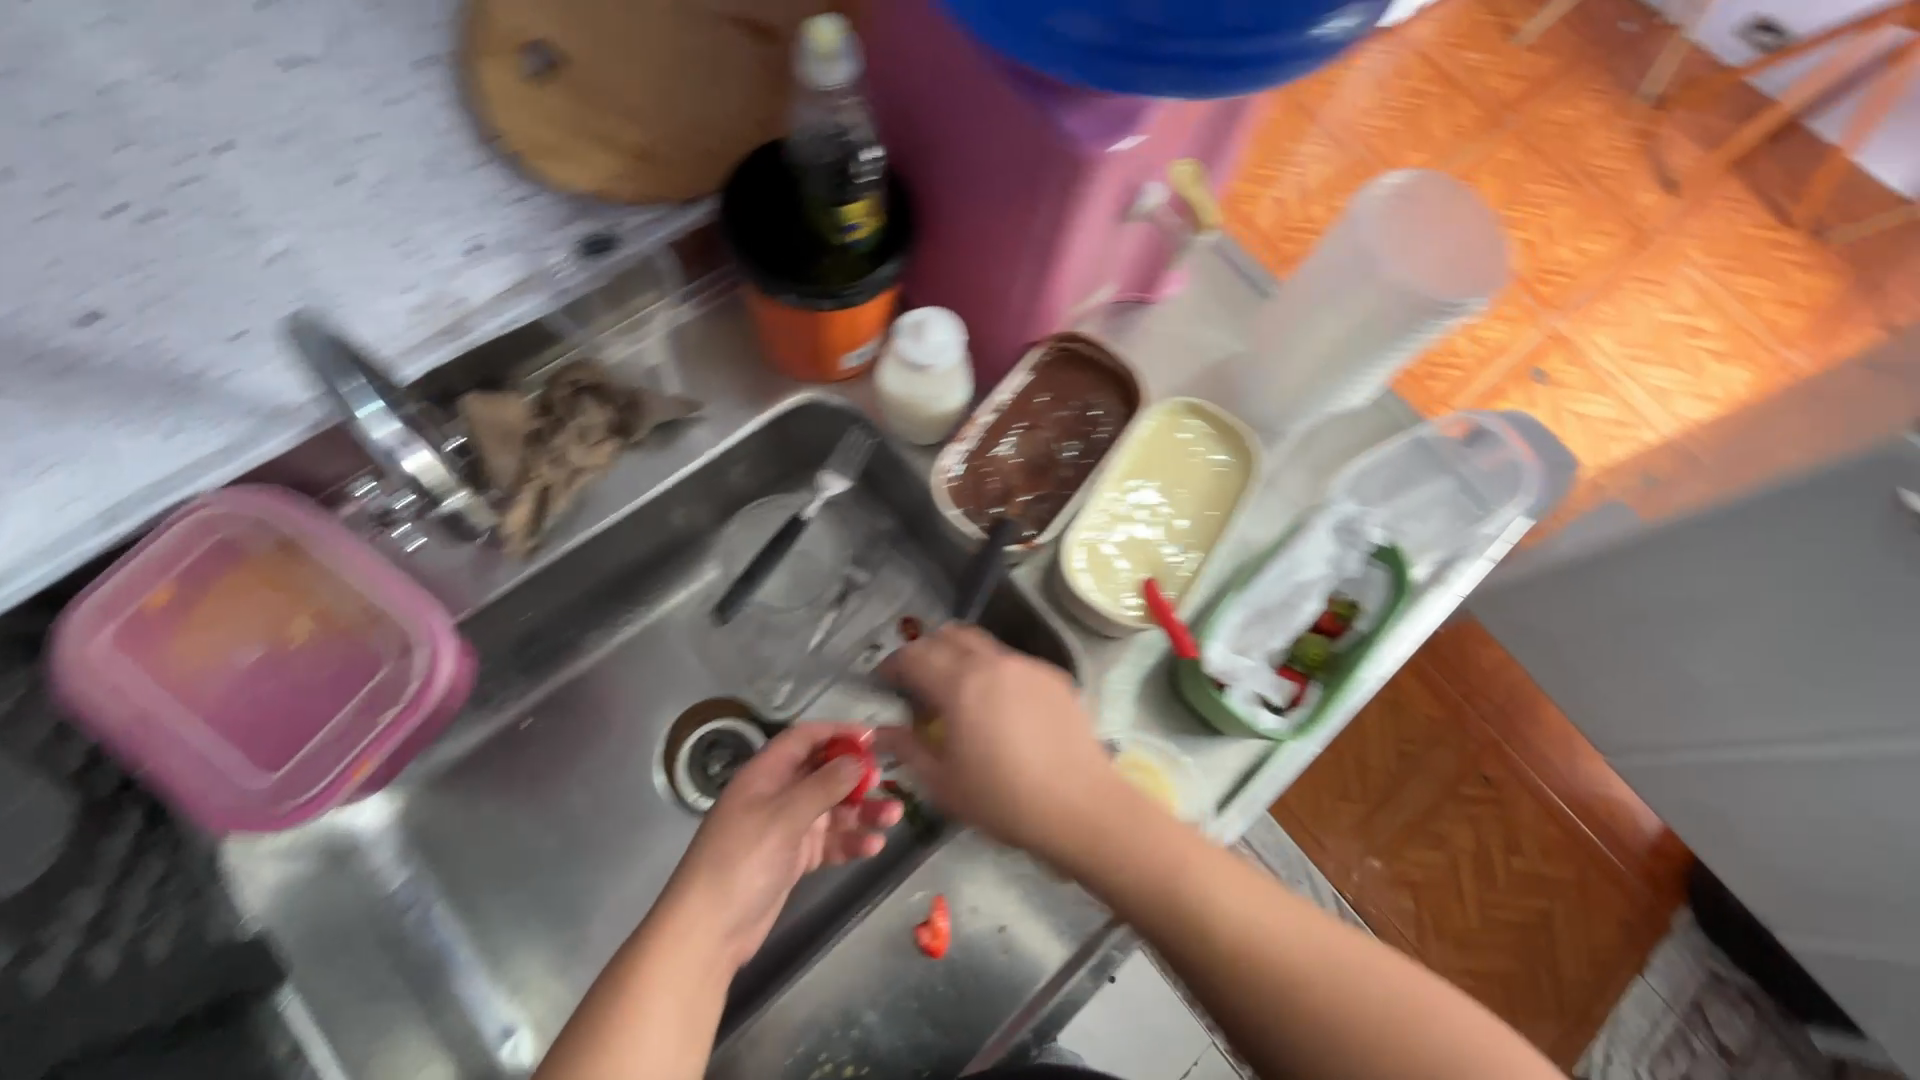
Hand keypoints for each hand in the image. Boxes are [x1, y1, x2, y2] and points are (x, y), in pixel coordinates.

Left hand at [658, 724, 902, 970]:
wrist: (710, 929)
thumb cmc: (742, 860)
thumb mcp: (784, 816)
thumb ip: (824, 785)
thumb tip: (858, 759)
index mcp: (765, 774)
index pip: (804, 739)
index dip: (837, 733)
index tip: (872, 738)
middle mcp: (776, 795)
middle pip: (823, 774)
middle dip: (856, 776)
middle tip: (886, 782)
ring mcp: (785, 829)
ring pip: (831, 810)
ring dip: (862, 812)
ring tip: (893, 817)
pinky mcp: (793, 859)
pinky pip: (829, 842)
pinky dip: (850, 842)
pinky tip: (873, 847)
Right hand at [873, 624, 1117, 859]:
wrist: (1081, 808)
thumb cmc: (1004, 801)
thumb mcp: (944, 783)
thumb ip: (908, 749)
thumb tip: (882, 732)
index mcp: (960, 684)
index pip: (914, 655)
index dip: (893, 664)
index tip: (885, 681)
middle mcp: (994, 663)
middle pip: (949, 636)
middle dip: (926, 651)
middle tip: (917, 682)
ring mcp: (1028, 667)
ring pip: (983, 645)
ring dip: (961, 658)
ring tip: (958, 693)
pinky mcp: (1054, 677)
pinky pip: (1013, 662)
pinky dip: (994, 672)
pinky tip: (999, 708)